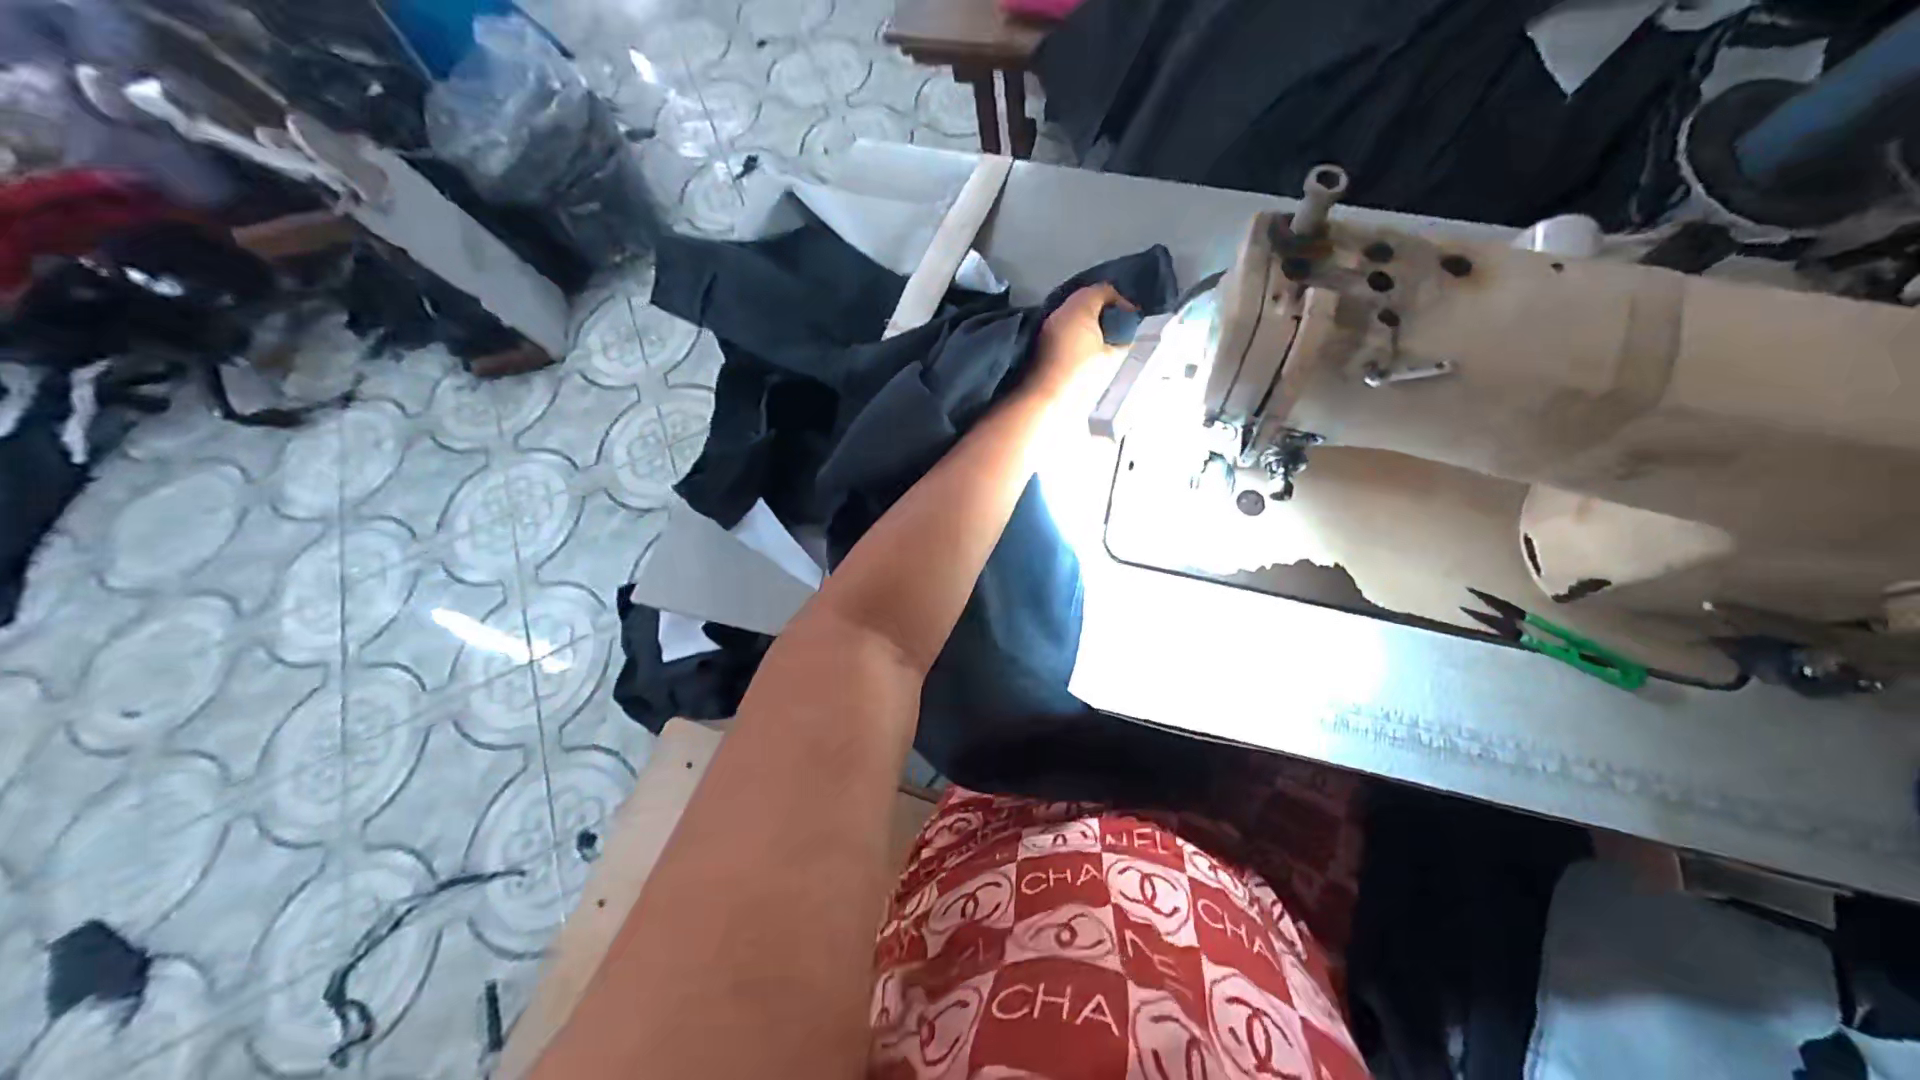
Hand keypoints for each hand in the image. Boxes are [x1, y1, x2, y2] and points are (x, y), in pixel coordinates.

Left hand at [1030, 284, 1133, 404]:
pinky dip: (1076, 333)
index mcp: (1080, 307)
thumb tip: (1126, 337)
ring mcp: (1048, 326)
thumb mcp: (1110, 358)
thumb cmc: (1081, 374)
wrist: (1046, 396)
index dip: (1121, 301)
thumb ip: (1122, 341)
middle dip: (1105, 311)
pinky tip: (1085, 351)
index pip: (1104, 290)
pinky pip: (1063, 329)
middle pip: (1087, 300)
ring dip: (1089, 323)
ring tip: (1104, 341)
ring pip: (1074, 315)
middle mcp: (1061, 311)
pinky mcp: (1040, 341)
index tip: (1131, 317)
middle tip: (1120, 328)